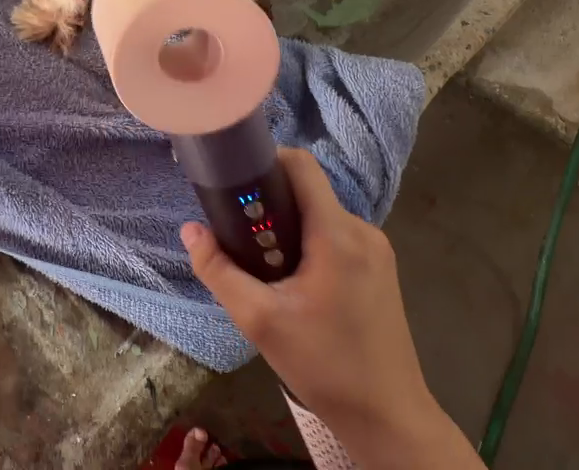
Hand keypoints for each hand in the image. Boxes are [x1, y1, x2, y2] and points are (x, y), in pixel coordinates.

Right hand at [182, 149, 443, 444]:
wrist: (388, 418)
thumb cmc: (324, 364)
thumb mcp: (258, 319)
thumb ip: (218, 270)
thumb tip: (190, 230)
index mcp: (338, 234)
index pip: (300, 165)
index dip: (264, 160)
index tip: (233, 183)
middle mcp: (362, 231)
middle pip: (305, 191)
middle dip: (268, 204)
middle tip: (239, 237)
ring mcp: (376, 251)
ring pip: (318, 215)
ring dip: (286, 228)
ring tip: (262, 266)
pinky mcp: (379, 269)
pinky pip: (333, 236)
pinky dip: (306, 244)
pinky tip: (290, 281)